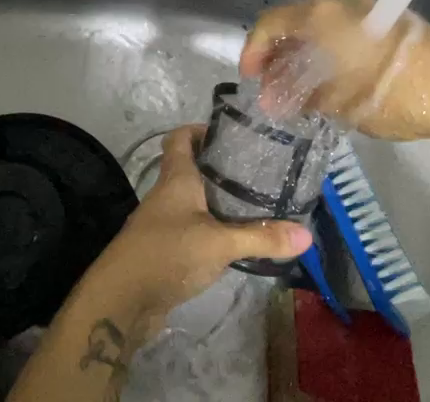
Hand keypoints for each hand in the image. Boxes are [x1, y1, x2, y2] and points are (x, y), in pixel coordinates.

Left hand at [70, 125, 310, 330]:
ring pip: (192, 199)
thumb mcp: (220, 243)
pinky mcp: (166, 248)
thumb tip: (307, 234)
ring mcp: (164, 221)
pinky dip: (212, 227)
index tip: (230, 134)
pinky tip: (235, 239)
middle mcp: (167, 193)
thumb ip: (261, 238)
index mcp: (176, 177)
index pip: (180, 138)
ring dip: (218, 199)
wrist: (123, 298)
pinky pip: (192, 227)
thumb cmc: (168, 252)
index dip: (200, 130)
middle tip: (256, 171)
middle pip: (190, 168)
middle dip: (219, 167)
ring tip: (255, 203)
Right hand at [239, 0, 429, 140]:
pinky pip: (343, 33)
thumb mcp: (342, 105)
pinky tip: (330, 83)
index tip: (250, 78)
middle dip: (278, 56)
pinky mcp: (389, 24)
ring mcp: (369, 12)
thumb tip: (275, 100)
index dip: (255, 49)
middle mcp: (343, 5)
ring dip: (303, 56)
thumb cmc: (398, 96)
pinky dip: (327, 54)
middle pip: (296, 22)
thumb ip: (301, 98)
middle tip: (272, 91)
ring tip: (299, 93)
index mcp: (325, 16)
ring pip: (320, 29)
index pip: (273, 21)